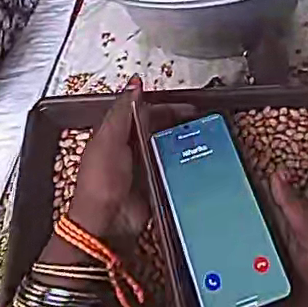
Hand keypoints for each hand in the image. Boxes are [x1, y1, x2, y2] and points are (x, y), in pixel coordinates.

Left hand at [56, 82, 192, 253]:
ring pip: (168, 146)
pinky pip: (173, 168)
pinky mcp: (155, 183)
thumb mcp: (109, 139)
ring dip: (184, 141)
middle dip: (178, 122)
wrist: (107, 223)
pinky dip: (184, 162)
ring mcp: (144, 167)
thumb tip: (134, 83)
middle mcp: (131, 148)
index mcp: (116, 133)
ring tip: (206, 137)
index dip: (165, 106)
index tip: (186, 105)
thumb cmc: (101, 182)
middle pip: (160, 128)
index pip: (144, 111)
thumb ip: (123, 110)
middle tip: (200, 120)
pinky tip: (199, 159)